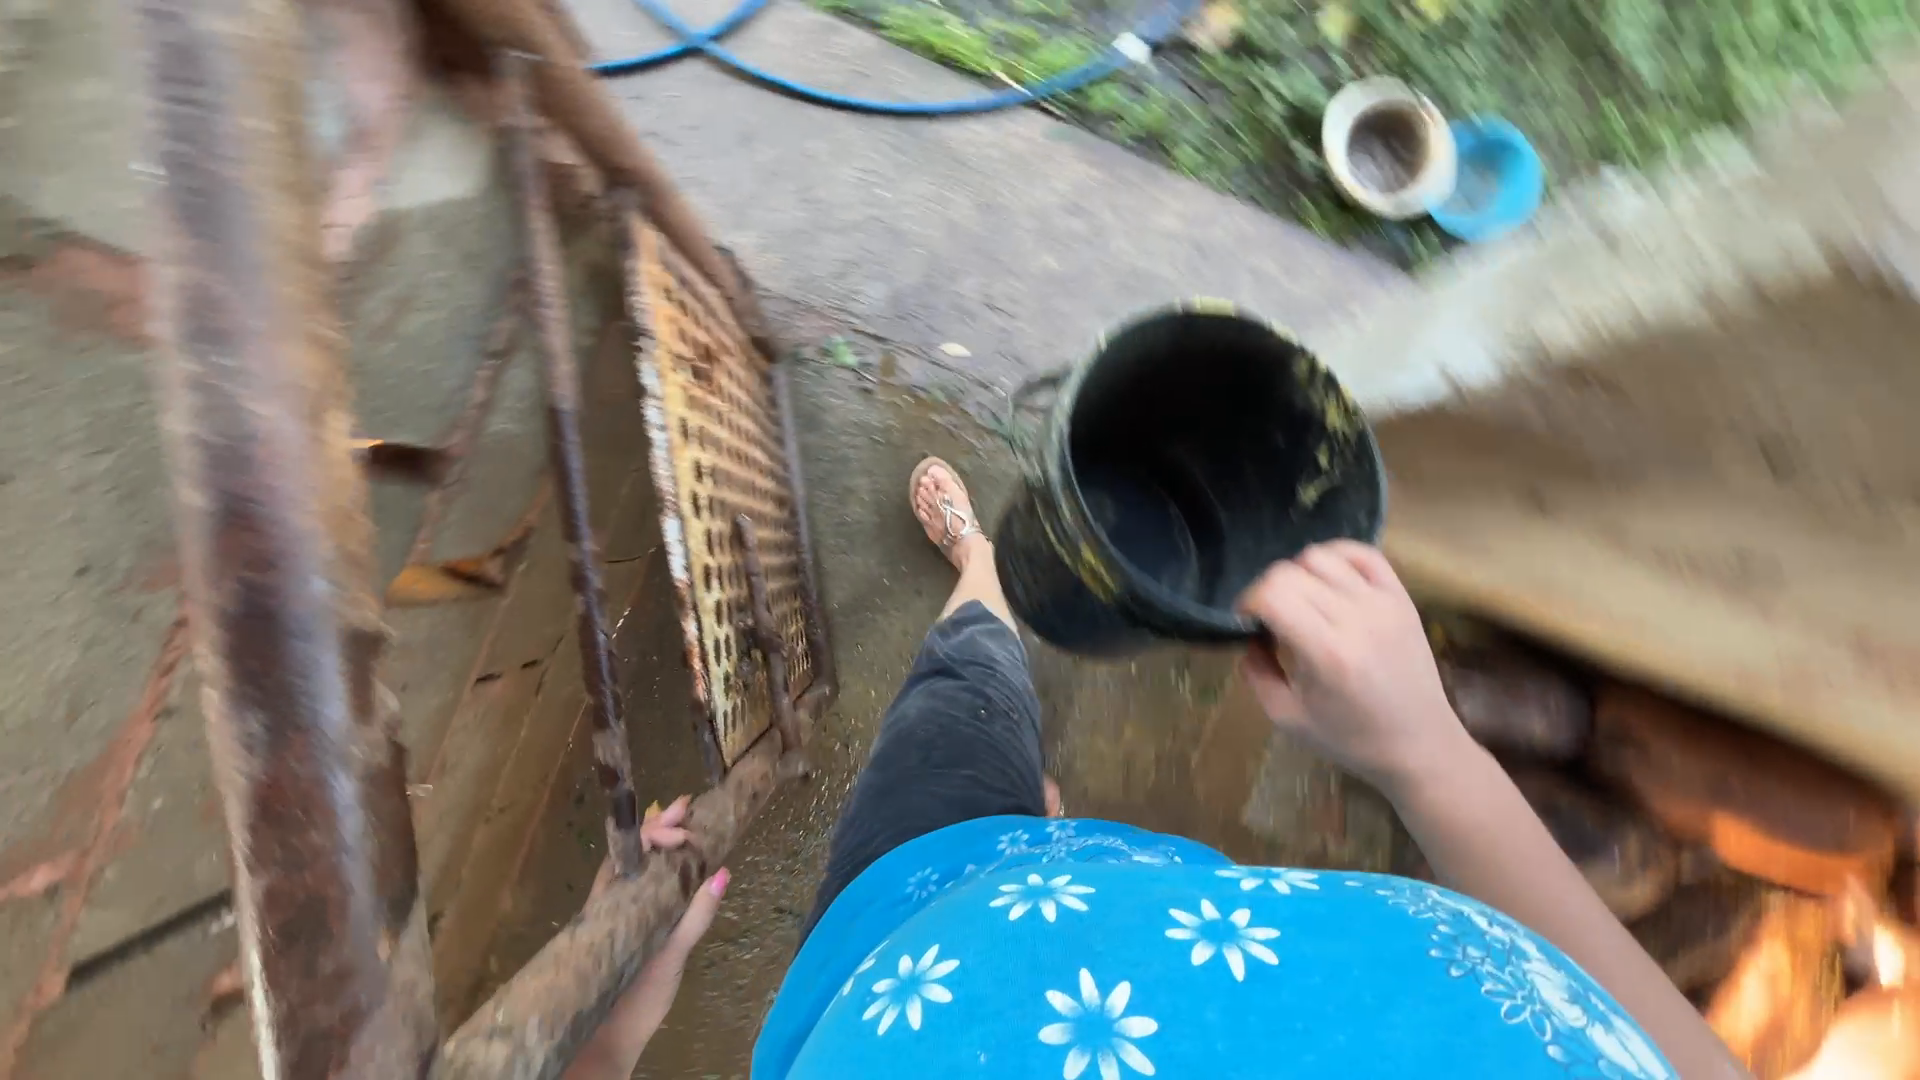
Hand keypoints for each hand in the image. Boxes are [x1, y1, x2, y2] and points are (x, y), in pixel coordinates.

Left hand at [563, 797, 727, 1079]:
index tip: (684, 824)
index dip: (656, 833)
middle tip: (687, 806)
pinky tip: (682, 865)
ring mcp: (622, 914)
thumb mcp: (671, 955)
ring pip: (639, 867)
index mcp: (614, 902)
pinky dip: (664, 867)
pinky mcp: (634, 929)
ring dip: (662, 844)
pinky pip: (647, 886)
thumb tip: (722, 872)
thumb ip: (696, 914)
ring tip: (686, 823)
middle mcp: (614, 902)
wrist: (607, 1044)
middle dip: (660, 827)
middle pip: (634, 853)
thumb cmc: (635, 998)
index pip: (631, 852)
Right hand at [1235, 541, 1469, 791]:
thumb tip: (1249, 635)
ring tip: (1299, 601)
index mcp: (1326, 652)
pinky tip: (1327, 581)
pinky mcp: (1401, 598)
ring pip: (1321, 557)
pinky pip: (1363, 554)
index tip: (1245, 622)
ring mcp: (1383, 604)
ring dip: (1297, 573)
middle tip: (1268, 618)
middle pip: (1289, 572)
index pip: (1272, 594)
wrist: (1421, 747)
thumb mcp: (1285, 716)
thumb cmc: (1350, 738)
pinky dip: (1336, 556)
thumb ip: (1255, 671)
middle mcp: (1356, 619)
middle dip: (1266, 590)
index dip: (1247, 601)